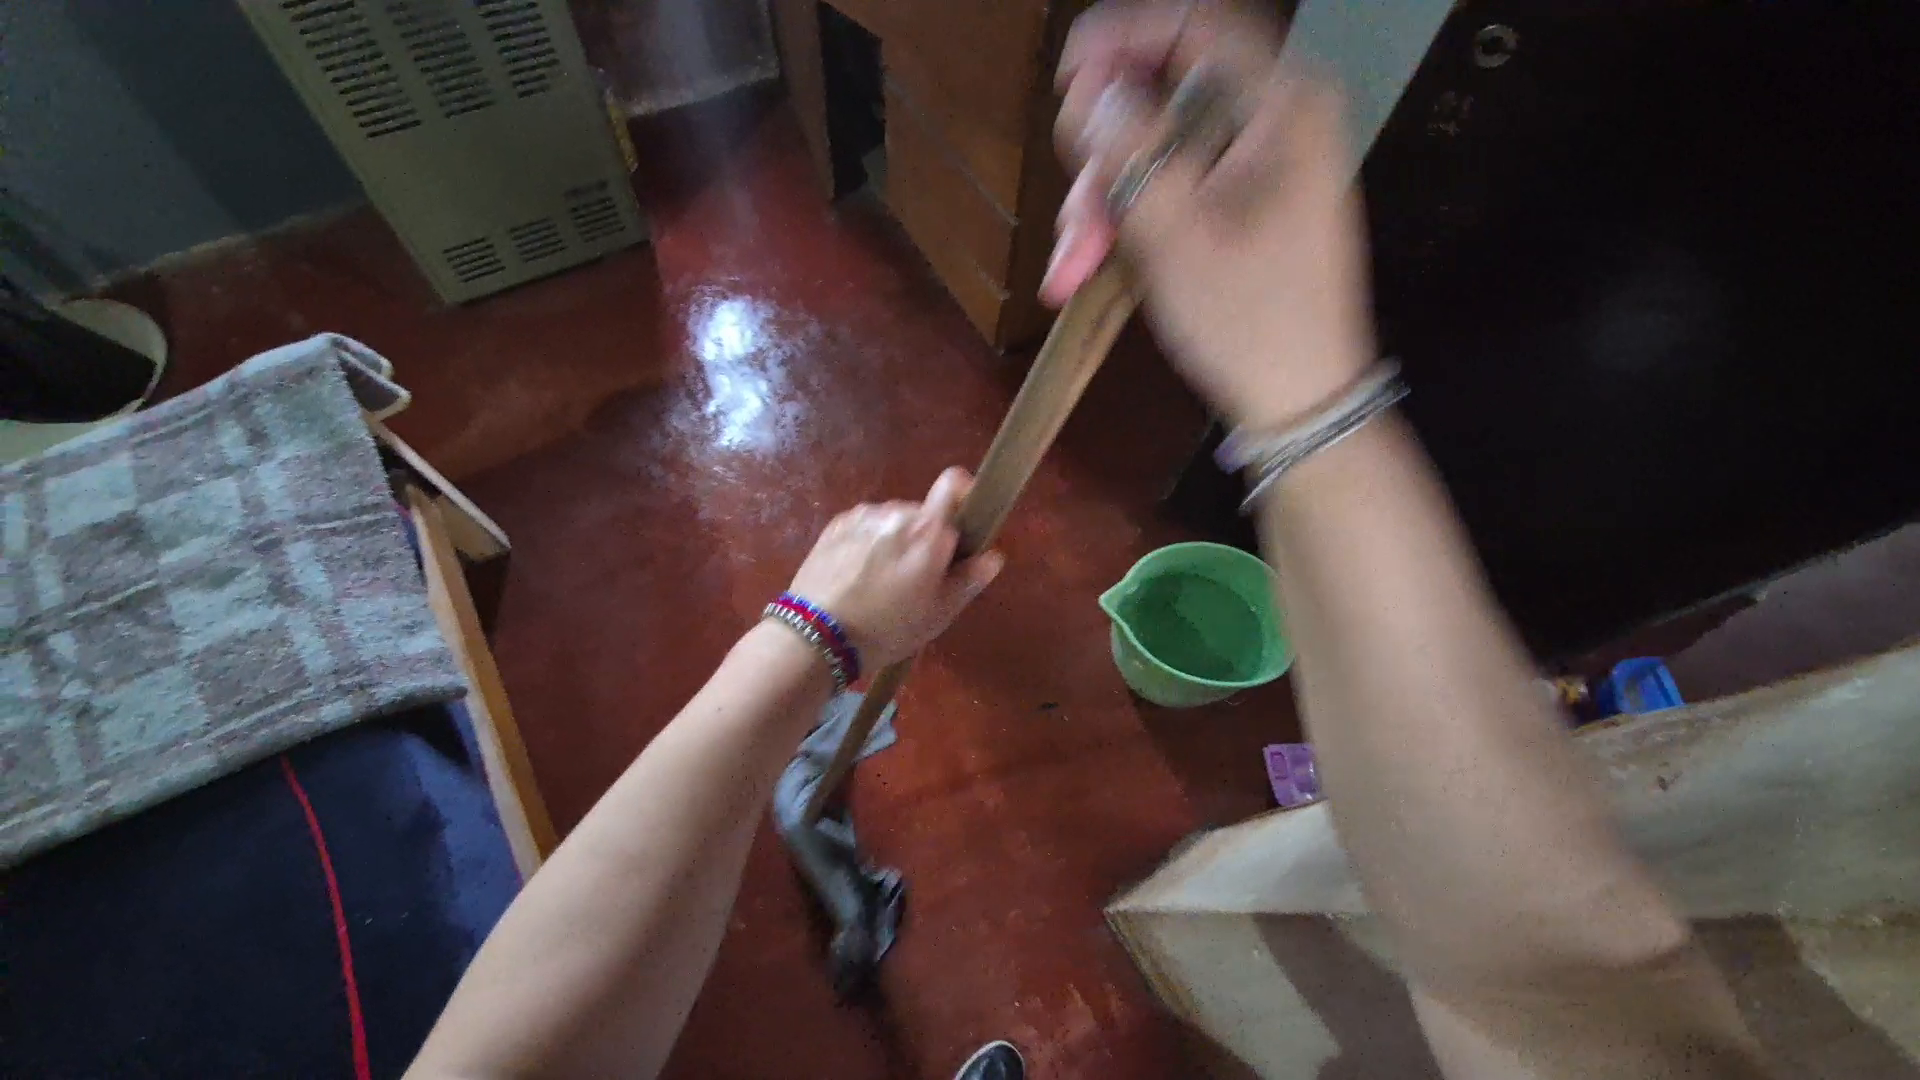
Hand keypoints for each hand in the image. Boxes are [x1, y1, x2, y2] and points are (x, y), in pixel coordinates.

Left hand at [786, 468, 1004, 670]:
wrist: (816, 636)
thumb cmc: (888, 629)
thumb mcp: (938, 615)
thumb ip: (969, 580)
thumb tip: (992, 556)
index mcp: (929, 531)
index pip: (953, 484)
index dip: (963, 495)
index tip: (961, 525)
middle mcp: (898, 513)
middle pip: (924, 514)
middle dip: (925, 539)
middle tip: (915, 579)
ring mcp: (864, 517)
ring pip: (892, 521)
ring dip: (894, 541)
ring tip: (880, 582)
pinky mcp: (836, 525)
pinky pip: (865, 527)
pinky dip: (867, 544)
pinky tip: (856, 576)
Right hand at [1042, 1, 1375, 429]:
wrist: (1299, 400)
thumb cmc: (1246, 319)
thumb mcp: (1175, 236)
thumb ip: (1127, 152)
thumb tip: (1090, 90)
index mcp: (1282, 107)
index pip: (1196, 28)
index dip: (1123, 39)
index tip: (1065, 74)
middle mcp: (1275, 123)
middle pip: (1162, 105)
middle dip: (1101, 167)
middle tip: (1069, 228)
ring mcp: (1258, 169)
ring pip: (1156, 157)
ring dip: (1104, 209)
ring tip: (1070, 273)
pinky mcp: (1241, 208)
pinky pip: (1172, 193)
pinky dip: (1128, 226)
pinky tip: (1090, 271)